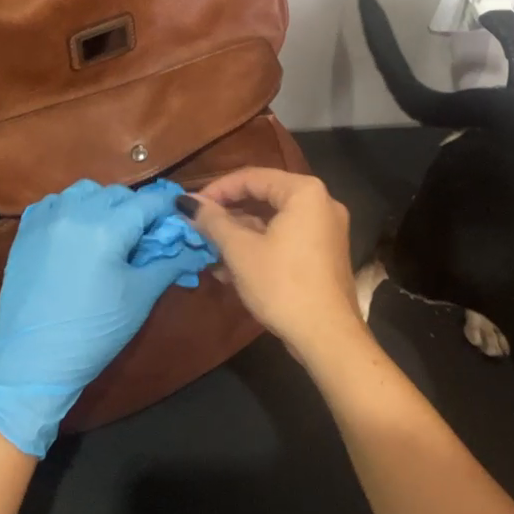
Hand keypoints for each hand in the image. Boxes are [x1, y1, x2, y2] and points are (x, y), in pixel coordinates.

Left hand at [0, 180, 214, 456]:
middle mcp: (76, 211)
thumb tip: (196, 247)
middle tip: (143, 238)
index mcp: (107, 228)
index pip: (150, 201)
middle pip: (118, 194)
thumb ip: (170, 263)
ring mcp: (47, 218)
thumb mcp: (140, 297)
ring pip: (85, 191)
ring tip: (107, 234)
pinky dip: (72, 209)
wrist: (33, 361)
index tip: (180, 217)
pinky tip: (76, 235)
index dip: (169, 207)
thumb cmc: (94, 332)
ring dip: (103, 204)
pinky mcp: (26, 229)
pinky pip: (56, 202)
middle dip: (136, 209)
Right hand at [184, 168, 362, 363]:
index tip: (191, 207)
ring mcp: (326, 230)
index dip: (217, 190)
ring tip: (209, 249)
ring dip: (241, 233)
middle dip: (228, 214)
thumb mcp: (240, 251)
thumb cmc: (282, 284)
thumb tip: (186, 202)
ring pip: (274, 221)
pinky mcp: (324, 254)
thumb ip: (213, 221)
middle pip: (264, 197)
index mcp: (304, 191)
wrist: (327, 336)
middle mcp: (321, 203)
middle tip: (198, 227)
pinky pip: (286, 239)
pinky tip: (231, 268)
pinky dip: (260, 247)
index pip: (252, 177)